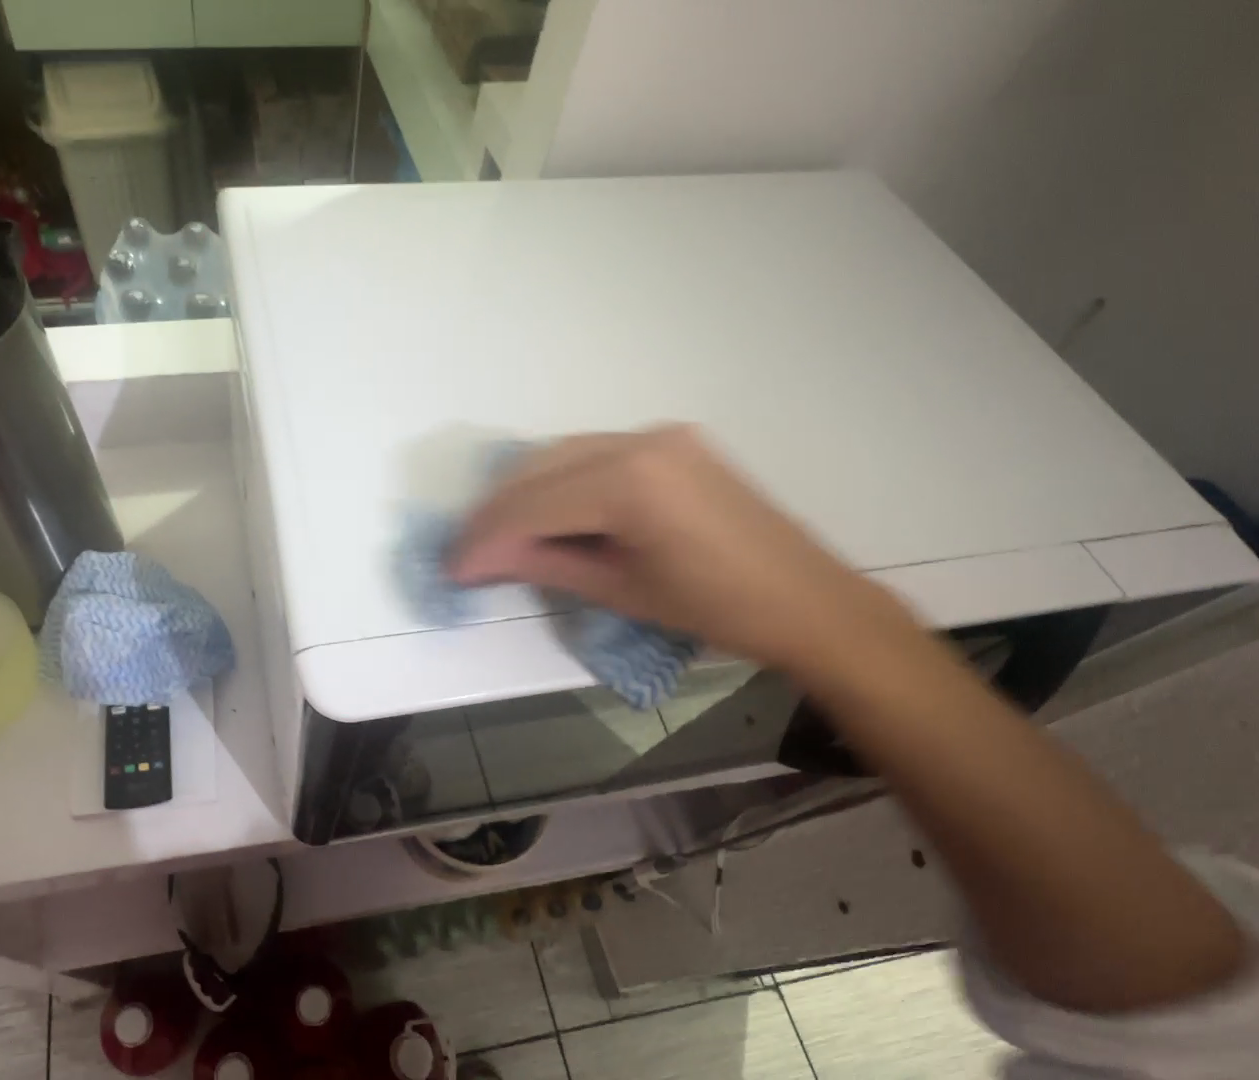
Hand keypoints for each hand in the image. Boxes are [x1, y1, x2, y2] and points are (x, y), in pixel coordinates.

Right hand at [451, 426, 916, 673]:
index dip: (483, 539)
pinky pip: (593, 453)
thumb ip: (546, 562)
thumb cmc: (715, 609)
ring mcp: (658, 434)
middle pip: (537, 470)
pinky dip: (558, 481)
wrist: (807, 599)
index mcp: (629, 481)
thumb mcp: (619, 590)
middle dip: (494, 512)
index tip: (452, 569)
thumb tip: (486, 558)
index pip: (530, 505)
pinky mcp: (671, 441)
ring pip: (561, 455)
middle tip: (465, 553)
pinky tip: (543, 511)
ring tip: (495, 536)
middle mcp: (638, 441)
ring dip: (522, 493)